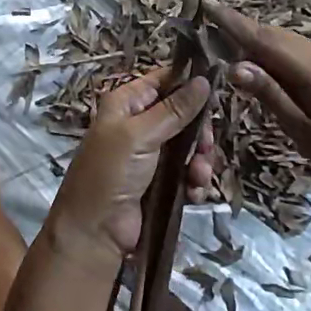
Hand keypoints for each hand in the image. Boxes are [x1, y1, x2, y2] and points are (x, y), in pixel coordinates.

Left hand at [47, 67, 215, 264]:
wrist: (95, 231)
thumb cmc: (111, 172)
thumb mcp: (140, 135)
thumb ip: (174, 109)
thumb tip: (203, 79)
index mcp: (125, 103)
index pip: (162, 80)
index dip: (187, 82)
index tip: (215, 89)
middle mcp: (138, 123)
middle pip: (182, 114)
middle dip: (198, 131)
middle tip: (205, 146)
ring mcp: (150, 154)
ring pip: (189, 145)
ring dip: (199, 160)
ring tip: (197, 176)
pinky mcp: (160, 181)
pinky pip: (187, 172)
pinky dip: (194, 181)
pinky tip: (194, 193)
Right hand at [206, 3, 310, 193]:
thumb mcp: (303, 131)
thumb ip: (270, 95)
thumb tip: (235, 66)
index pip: (265, 40)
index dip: (234, 22)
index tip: (207, 5)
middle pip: (274, 35)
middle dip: (241, 30)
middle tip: (207, 32)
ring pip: (285, 40)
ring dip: (257, 41)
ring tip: (228, 48)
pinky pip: (297, 49)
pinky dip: (274, 51)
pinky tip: (262, 66)